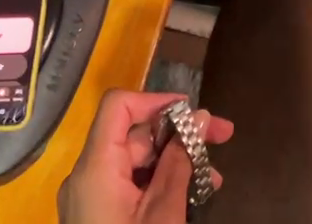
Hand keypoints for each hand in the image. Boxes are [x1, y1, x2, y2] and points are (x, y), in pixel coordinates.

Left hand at [59, 91, 233, 223]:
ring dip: (176, 161)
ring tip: (214, 177)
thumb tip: (197, 119)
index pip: (120, 106)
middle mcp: (87, 176)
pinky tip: (192, 194)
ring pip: (136, 161)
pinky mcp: (97, 218)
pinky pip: (129, 185)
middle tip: (223, 137)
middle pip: (135, 134)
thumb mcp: (163, 215)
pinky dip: (159, 183)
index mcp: (96, 168)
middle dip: (179, 134)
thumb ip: (179, 163)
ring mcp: (90, 199)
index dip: (156, 99)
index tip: (193, 110)